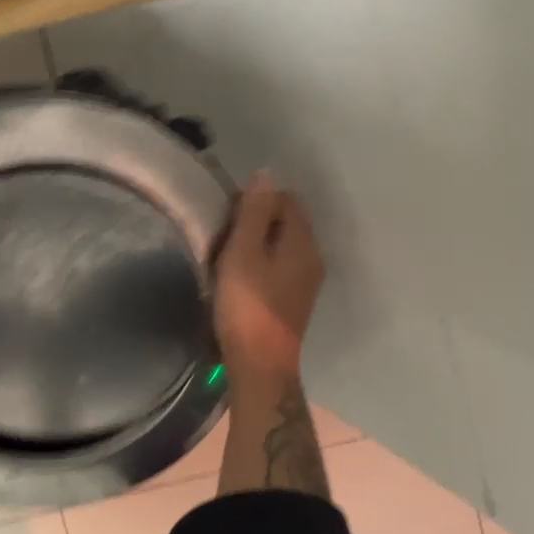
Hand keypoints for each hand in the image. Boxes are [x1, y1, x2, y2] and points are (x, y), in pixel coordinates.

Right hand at [213, 172, 323, 378]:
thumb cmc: (247, 303)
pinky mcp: (293, 296)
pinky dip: (258, 260)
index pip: (285, 199)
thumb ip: (254, 213)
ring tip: (224, 255)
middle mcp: (312, 256)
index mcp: (303, 242)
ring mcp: (305, 278)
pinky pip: (277, 262)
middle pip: (285, 220)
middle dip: (253, 219)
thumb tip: (265, 174)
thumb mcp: (243, 252)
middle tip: (221, 235)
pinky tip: (237, 276)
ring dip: (253, 241)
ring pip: (279, 242)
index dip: (253, 199)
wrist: (260, 360)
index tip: (224, 215)